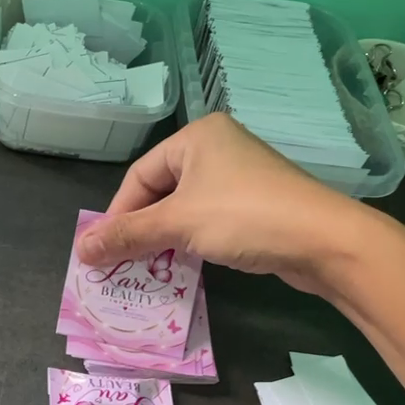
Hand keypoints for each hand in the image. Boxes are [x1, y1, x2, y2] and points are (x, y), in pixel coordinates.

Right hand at [77, 112, 394, 294]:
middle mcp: (218, 149)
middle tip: (121, 263)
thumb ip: (127, 235)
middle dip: (140, 229)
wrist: (325, 241)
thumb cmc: (245, 217)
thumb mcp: (178, 224)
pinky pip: (209, 220)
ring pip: (184, 208)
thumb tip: (80, 250)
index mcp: (197, 137)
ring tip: (147, 268)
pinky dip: (191, 241)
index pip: (139, 175)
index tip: (103, 250)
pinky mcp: (255, 204)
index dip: (117, 214)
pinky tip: (182, 265)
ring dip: (164, 239)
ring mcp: (240, 177)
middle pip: (160, 191)